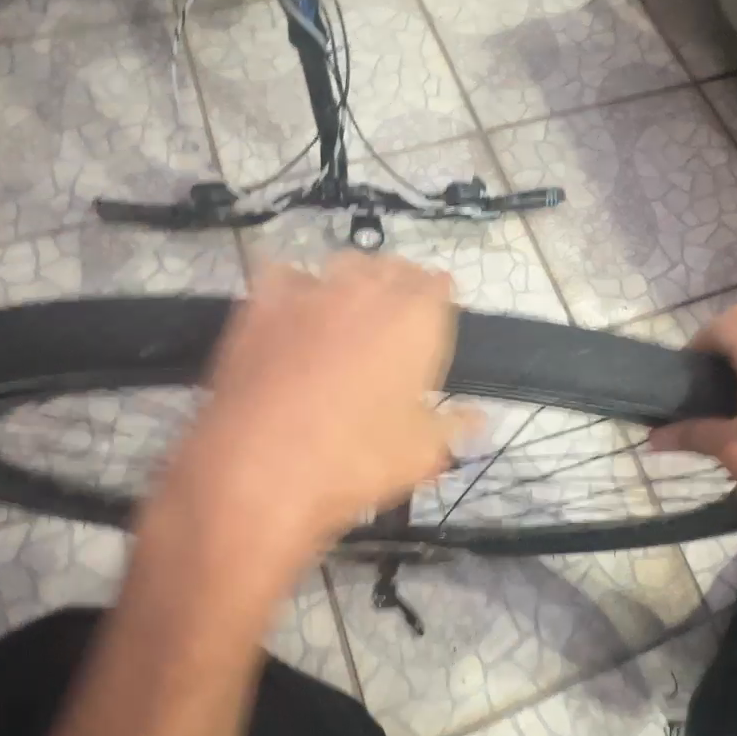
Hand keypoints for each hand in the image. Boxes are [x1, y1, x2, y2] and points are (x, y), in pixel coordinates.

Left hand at [154, 254, 474, 572]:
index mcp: (416, 319)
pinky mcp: (262, 305)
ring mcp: (311, 293)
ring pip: (344, 264)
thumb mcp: (423, 454)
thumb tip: (479, 419)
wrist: (257, 471)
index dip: (440, 303)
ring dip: (356, 282)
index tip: (436, 328)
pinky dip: (299, 288)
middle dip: (402, 287)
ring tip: (353, 315)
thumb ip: (456, 426)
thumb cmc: (355, 462)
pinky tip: (298, 314)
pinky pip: (288, 276)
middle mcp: (366, 292)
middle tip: (398, 325)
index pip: (440, 285)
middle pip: (394, 267)